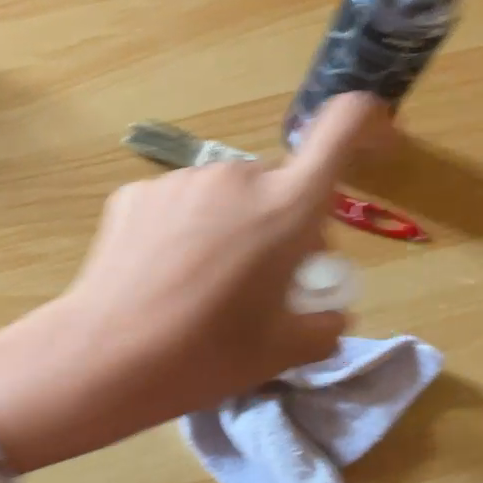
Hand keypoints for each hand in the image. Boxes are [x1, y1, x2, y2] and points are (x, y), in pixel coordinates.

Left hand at [0, 95, 371, 456]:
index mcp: (286, 206)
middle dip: (280, 222)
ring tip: (198, 285)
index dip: (368, 125)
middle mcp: (234, 177)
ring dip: (226, 225)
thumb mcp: (283, 352)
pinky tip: (159, 275)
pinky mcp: (132, 194)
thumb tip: (327, 311)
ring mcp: (177, 182)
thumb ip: (323, 323)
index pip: (342, 126)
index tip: (376, 146)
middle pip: (275, 184)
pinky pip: (176, 204)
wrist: (107, 356)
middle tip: (259, 281)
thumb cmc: (206, 356)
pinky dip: (180, 230)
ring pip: (222, 195)